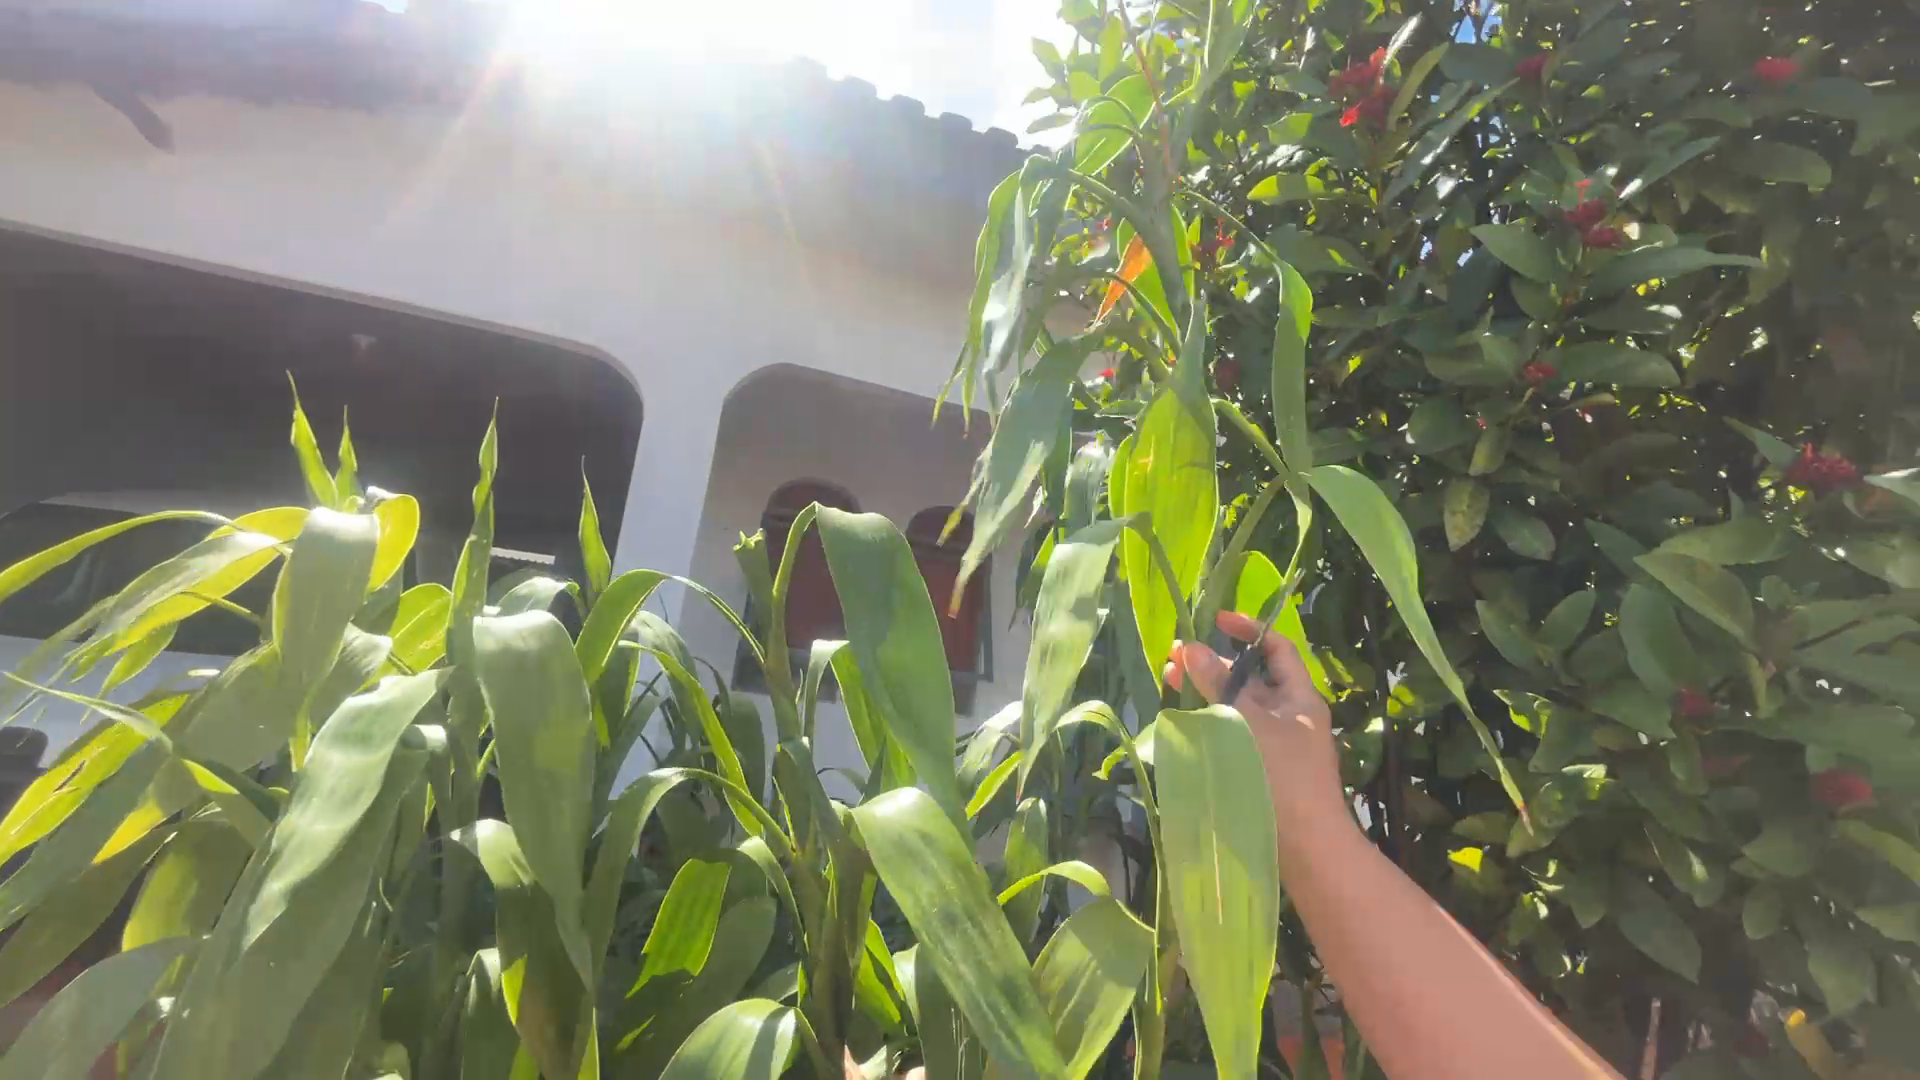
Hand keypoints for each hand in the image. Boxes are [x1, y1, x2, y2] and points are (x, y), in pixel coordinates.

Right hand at [1165, 611, 1345, 829]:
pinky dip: (1204, 717)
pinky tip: (1179, 714)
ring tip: (1168, 677)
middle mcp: (1286, 714)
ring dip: (1202, 687)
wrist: (1305, 848)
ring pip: (1232, 703)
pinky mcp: (1253, 765)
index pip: (1276, 648)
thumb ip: (1218, 683)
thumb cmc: (1283, 775)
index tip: (1215, 619)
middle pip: (1248, 675)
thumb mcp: (1248, 721)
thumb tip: (1190, 647)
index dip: (1249, 628)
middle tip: (1174, 653)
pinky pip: (1227, 729)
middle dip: (1212, 660)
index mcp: (1298, 698)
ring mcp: (1269, 741)